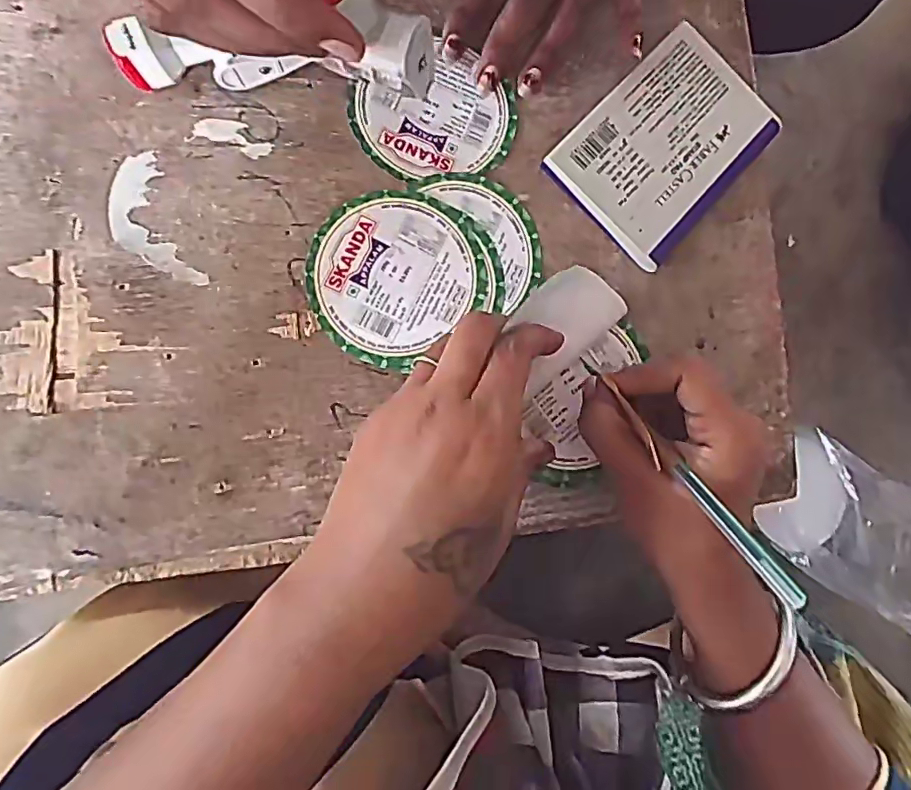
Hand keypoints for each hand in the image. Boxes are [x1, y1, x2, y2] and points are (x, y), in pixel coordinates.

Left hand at [304, 314, 560, 639]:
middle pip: (471, 329)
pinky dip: (433, 387)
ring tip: (473, 384)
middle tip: (511, 340)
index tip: (548, 341)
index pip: (513, 352)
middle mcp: (444, 404)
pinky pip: (412, 386)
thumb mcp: (501, 516)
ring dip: (462, 354)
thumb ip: (519, 467)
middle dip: (497, 322)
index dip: (534, 335)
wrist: (362, 588)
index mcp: (486, 427)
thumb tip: (535, 445)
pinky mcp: (375, 422)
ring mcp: (404, 409)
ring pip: (438, 353)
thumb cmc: (447, 567)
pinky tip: (437, 424)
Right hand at [578, 356, 770, 571]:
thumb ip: (608, 430)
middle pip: (687, 379)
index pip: (687, 373)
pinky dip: (657, 414)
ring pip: (685, 392)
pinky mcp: (725, 441)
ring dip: (646, 400)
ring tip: (613, 417)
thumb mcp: (634, 481)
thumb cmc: (675, 536)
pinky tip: (633, 431)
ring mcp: (737, 432)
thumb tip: (591, 389)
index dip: (642, 374)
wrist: (707, 578)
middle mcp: (743, 422)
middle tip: (604, 401)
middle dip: (641, 387)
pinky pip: (687, 410)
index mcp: (731, 431)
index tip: (606, 390)